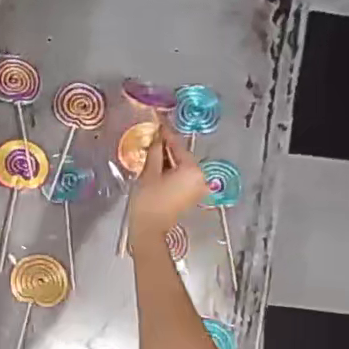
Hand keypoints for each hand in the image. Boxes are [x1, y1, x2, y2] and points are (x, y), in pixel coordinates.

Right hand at [128, 124, 206, 243]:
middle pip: (181, 155)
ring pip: (182, 166)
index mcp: (191, 169)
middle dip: (166, 146)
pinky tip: (158, 166)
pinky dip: (171, 170)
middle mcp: (200, 176)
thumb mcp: (149, 173)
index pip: (177, 145)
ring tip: (152, 150)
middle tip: (152, 135)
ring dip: (168, 159)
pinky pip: (183, 176)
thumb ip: (155, 151)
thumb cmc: (147, 202)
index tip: (158, 118)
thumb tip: (157, 134)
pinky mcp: (192, 195)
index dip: (165, 131)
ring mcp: (198, 187)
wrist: (149, 231)